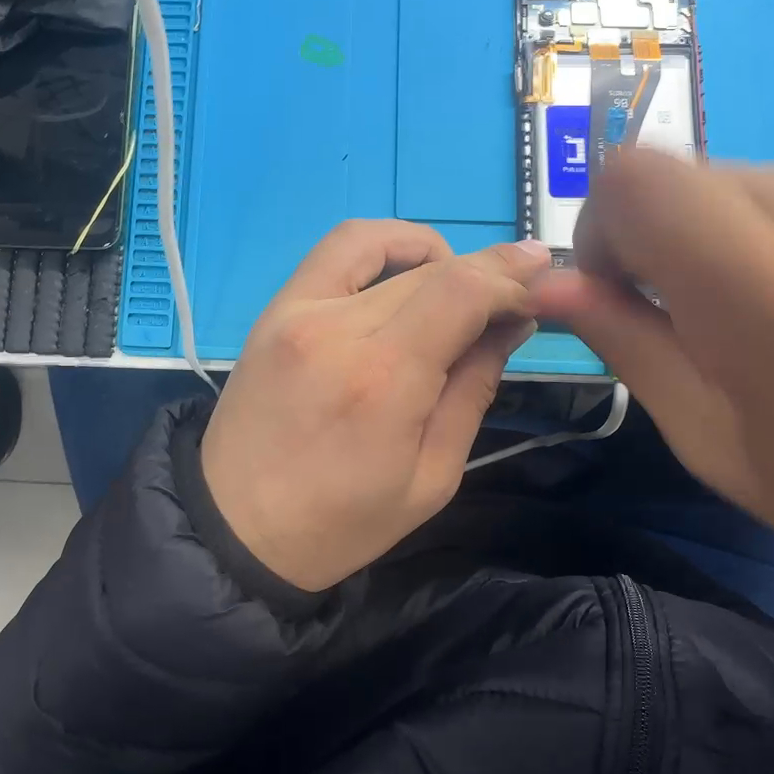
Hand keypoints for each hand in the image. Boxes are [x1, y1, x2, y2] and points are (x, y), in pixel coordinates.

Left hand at [201, 221, 548, 591]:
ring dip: (435, 252)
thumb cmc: (343, 522)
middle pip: (430, 269)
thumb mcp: (432, 476)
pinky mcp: (275, 310)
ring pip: (382, 245)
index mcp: (384, 380)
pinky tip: (405, 272)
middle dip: (487, 272)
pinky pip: (336, 250)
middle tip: (515, 296)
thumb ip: (474, 388)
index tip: (538, 292)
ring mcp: (297, 311)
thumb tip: (511, 323)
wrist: (236, 528)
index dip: (509, 280)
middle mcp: (338, 328)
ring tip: (460, 284)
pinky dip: (381, 246)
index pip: (461, 290)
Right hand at [535, 152, 773, 652]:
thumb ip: (631, 348)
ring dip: (744, 233)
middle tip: (713, 315)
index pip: (635, 178)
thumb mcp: (729, 454)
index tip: (629, 286)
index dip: (605, 224)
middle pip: (692, 176)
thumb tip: (551, 285)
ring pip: (763, 176)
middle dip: (672, 238)